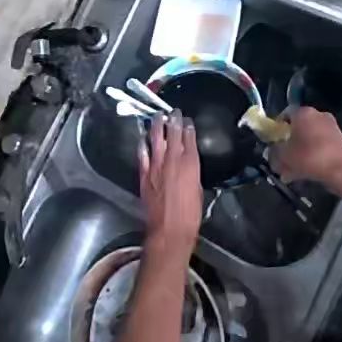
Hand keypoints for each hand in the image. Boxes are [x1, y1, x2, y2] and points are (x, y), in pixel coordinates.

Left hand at [138, 113, 201, 263]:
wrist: (169, 230)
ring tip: (158, 117)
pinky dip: (143, 144)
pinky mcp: (144, 175)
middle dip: (174, 121)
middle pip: (173, 134)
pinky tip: (143, 138)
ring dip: (157, 127)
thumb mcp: (198, 190)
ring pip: (156, 140)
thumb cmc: (190, 215)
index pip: (189, 139)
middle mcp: (173, 161)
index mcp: (191, 164)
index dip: (189, 127)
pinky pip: (143, 154)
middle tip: (174, 111)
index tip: (188, 120)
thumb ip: (192, 174)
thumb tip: (189, 167)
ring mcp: (157, 166)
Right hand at [271, 107, 341, 190]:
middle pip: (298, 126)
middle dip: (289, 141)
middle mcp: (319, 114)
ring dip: (301, 149)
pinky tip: (308, 170)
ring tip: (294, 168)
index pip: (285, 114)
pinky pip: (321, 144)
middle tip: (282, 156)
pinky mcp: (340, 139)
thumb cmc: (309, 159)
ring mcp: (332, 126)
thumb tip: (271, 151)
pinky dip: (314, 154)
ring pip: (310, 136)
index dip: (277, 128)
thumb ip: (273, 152)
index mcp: (304, 113)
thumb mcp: (283, 157)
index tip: (273, 142)